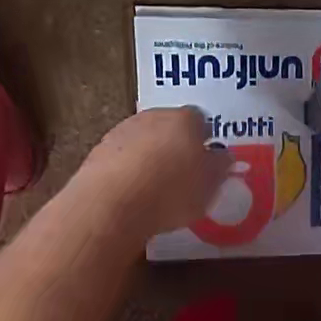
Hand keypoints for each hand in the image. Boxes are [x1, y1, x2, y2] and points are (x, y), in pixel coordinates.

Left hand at [70, 107, 231, 237]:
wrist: (111, 203)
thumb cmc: (172, 191)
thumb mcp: (209, 186)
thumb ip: (220, 168)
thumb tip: (222, 156)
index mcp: (185, 119)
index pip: (200, 120)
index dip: (204, 140)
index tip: (206, 161)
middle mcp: (152, 117)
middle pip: (169, 127)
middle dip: (175, 146)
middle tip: (183, 175)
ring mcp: (121, 132)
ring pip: (143, 141)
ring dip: (149, 158)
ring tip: (155, 189)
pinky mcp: (98, 152)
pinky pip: (121, 159)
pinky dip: (128, 172)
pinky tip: (131, 195)